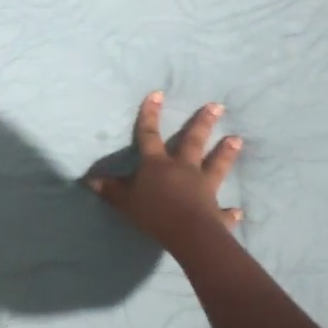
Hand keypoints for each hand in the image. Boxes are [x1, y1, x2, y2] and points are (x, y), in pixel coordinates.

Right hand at [89, 92, 242, 254]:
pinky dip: (230, 212)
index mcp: (157, 164)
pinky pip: (223, 211)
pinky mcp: (216, 211)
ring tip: (237, 139)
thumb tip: (89, 180)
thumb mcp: (123, 200)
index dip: (150, 114)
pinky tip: (237, 211)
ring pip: (216, 165)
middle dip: (202, 123)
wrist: (188, 235)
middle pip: (192, 142)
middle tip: (217, 106)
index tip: (158, 93)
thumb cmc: (153, 213)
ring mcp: (203, 188)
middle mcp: (183, 169)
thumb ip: (109, 190)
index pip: (149, 134)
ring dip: (226, 153)